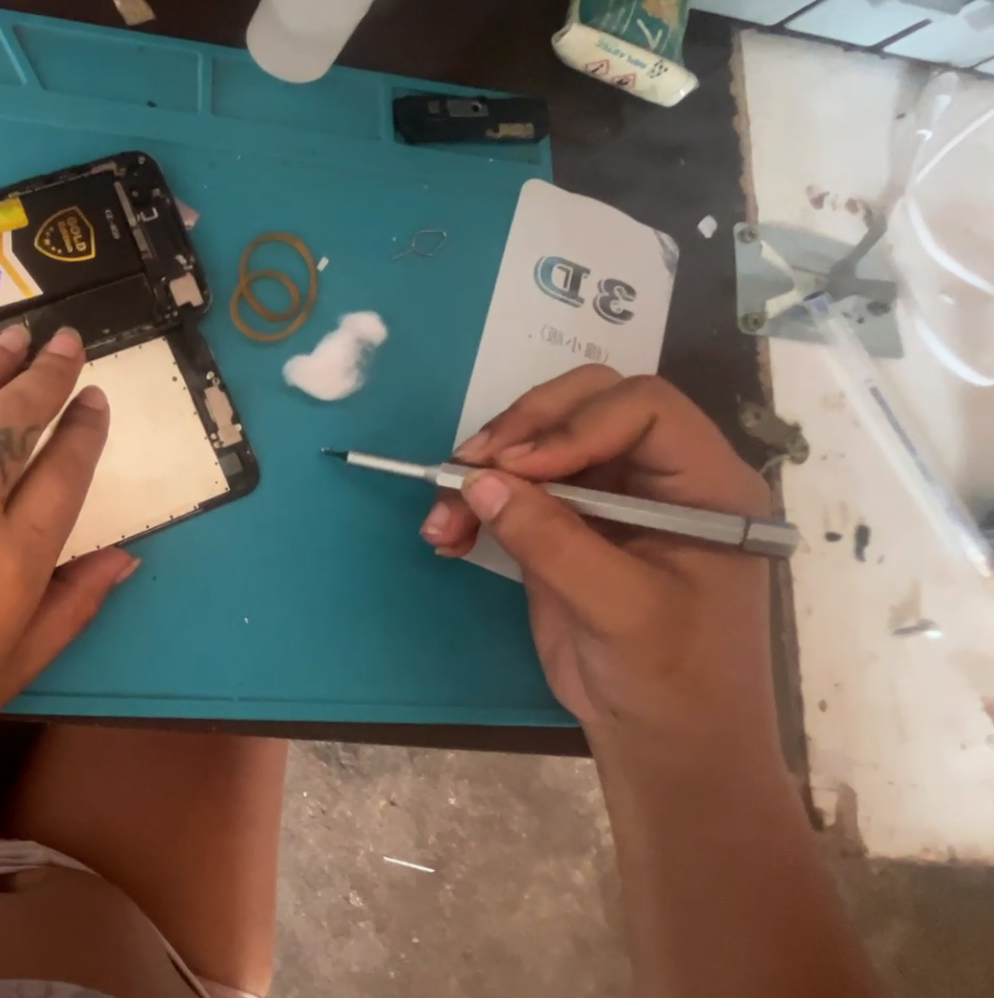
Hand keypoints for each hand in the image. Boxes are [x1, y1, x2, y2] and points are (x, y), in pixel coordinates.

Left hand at [0, 325, 136, 808]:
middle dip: (50, 374)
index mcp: (12, 565)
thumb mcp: (10, 672)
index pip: (65, 472)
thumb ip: (73, 607)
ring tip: (14, 336)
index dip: (86, 429)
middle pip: (15, 419)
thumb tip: (127, 556)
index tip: (95, 400)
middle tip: (68, 343)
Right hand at [420, 366, 778, 765]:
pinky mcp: (559, 523)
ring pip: (531, 445)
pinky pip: (505, 488)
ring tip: (440, 521)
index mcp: (702, 484)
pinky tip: (447, 537)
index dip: (573, 424)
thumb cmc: (671, 676)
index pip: (641, 408)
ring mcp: (603, 498)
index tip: (517, 469)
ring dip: (477, 474)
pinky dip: (469, 505)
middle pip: (581, 406)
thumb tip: (478, 481)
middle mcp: (654, 477)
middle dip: (517, 431)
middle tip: (467, 467)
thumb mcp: (620, 609)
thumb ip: (553, 540)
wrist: (657, 736)